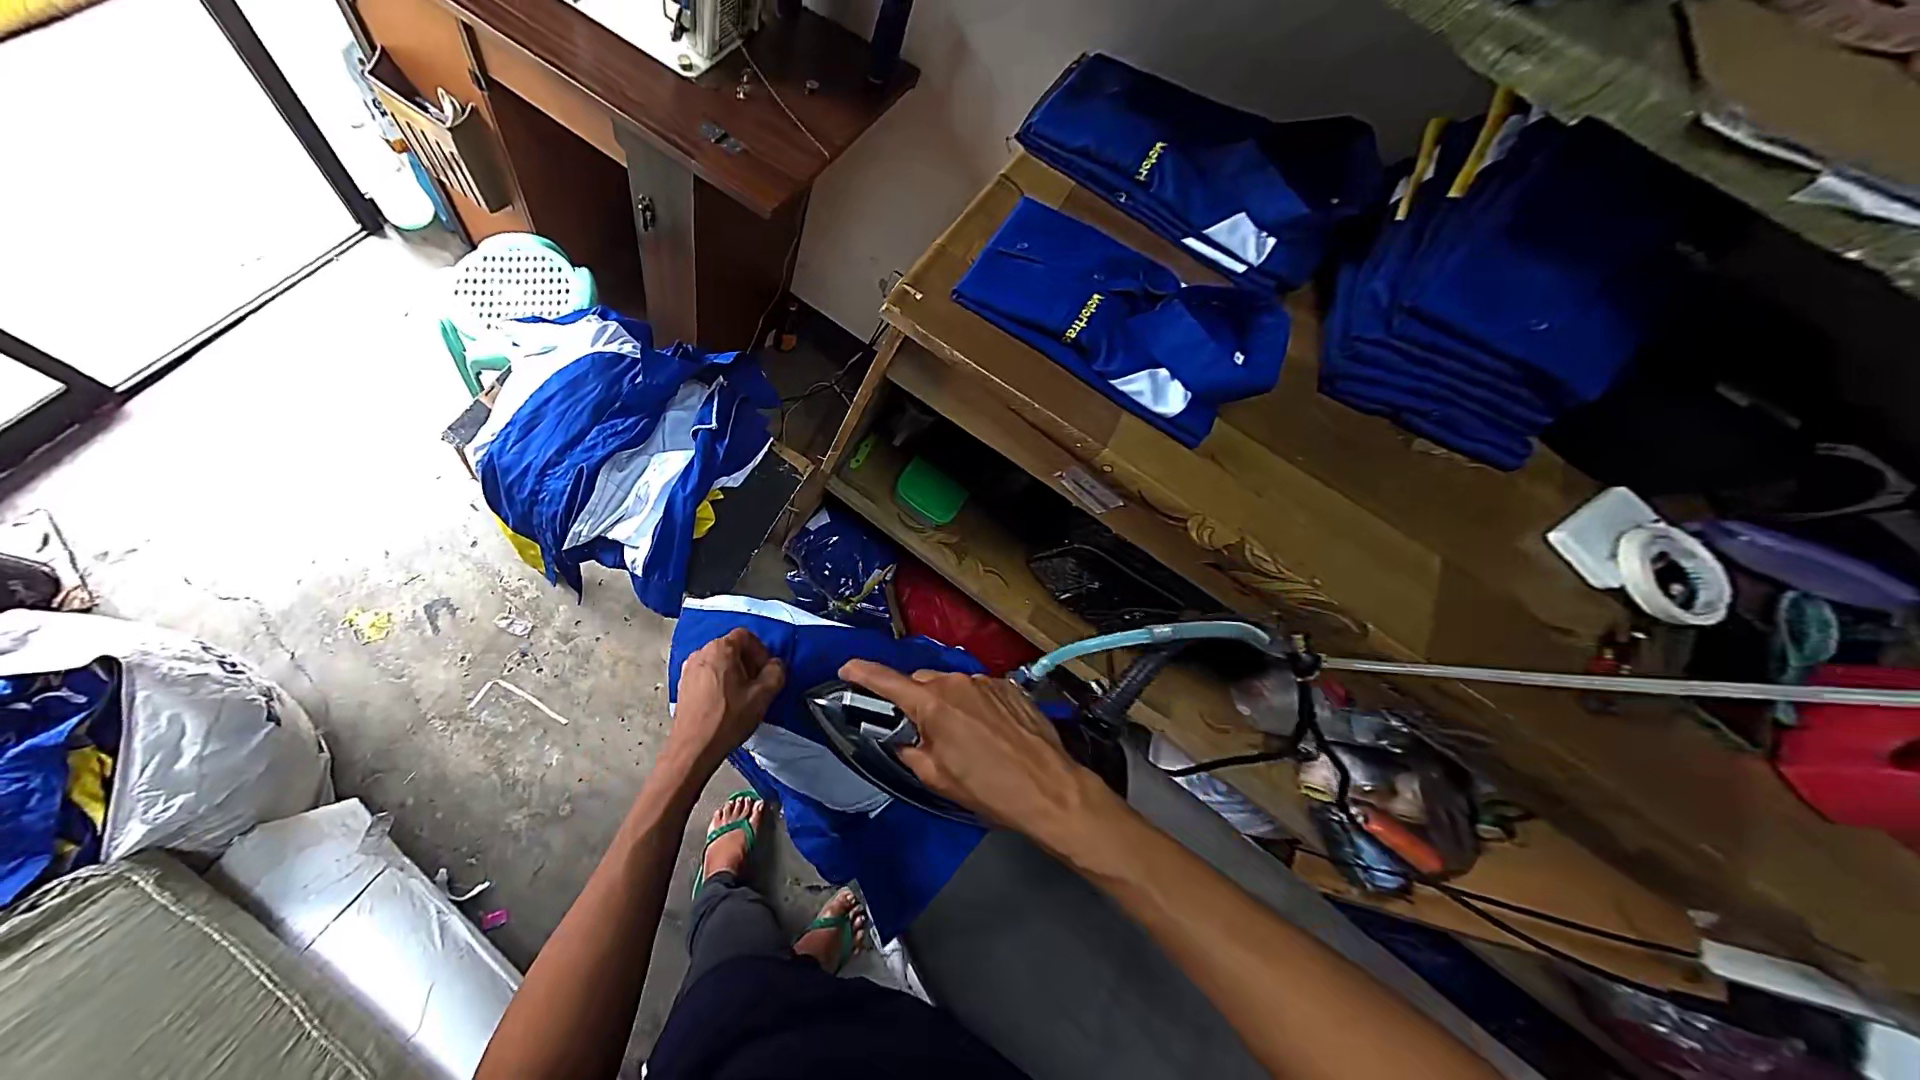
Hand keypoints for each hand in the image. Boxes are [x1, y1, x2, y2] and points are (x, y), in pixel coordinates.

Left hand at [671, 629, 784, 771]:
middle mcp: (701, 654)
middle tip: (758, 683)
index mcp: (721, 649)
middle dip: (749, 662)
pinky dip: (720, 683)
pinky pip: (708, 675)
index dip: (761, 651)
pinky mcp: (684, 686)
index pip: (746, 635)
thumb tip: (776, 665)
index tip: (766, 670)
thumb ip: (776, 672)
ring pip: (720, 662)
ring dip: (734, 673)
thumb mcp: (764, 695)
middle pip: (732, 647)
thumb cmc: (726, 720)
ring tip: (743, 696)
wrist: (694, 748)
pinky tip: (727, 703)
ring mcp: (689, 670)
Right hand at [838, 661, 1116, 847]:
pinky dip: (972, 705)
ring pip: (951, 685)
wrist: (1049, 789)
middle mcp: (958, 683)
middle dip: (914, 701)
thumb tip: (902, 738)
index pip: (887, 681)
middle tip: (919, 731)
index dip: (862, 673)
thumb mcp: (937, 777)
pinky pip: (978, 690)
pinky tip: (985, 732)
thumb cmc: (991, 789)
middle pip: (921, 682)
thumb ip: (910, 750)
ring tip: (960, 738)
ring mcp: (987, 682)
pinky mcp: (1010, 687)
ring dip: (946, 703)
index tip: (848, 668)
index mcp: (933, 704)